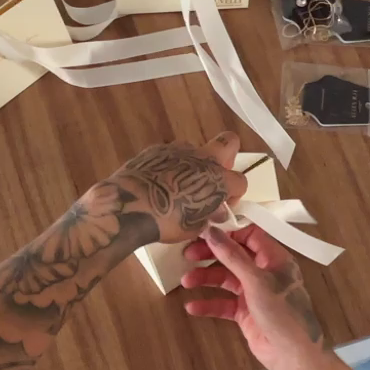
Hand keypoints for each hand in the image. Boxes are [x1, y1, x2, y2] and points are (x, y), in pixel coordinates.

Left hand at [105, 132, 247, 243]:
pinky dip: (169, 165)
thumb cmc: (165, 222)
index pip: (240, 181)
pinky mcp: (156, 148)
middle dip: (226, 156)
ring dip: (192, 163)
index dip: (234, 193)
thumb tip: (214, 211)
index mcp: (218, 179)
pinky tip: (157, 181)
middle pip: (229, 142)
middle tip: (212, 177)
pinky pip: (170, 154)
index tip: (222, 203)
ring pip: (195, 149)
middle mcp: (203, 158)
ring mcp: (178, 149)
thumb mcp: (194, 227)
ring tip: (177, 184)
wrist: (129, 206)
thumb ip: (209, 215)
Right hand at [181, 224, 326, 369]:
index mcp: (274, 259)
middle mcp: (264, 272)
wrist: (291, 354)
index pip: (250, 236)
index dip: (228, 233)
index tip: (205, 233)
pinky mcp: (245, 312)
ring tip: (186, 282)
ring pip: (226, 279)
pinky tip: (192, 307)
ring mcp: (254, 293)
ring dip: (206, 279)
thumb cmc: (281, 310)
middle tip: (187, 255)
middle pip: (234, 256)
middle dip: (211, 255)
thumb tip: (210, 231)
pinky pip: (223, 303)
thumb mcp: (256, 280)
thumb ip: (232, 256)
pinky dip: (208, 304)